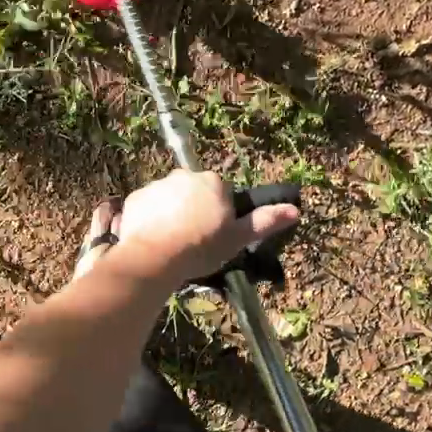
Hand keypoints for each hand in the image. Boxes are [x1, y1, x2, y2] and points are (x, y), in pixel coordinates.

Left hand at [115, 170, 298, 281]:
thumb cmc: (201, 247)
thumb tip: (294, 210)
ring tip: (172, 241)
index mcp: (212, 182)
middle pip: (194, 191)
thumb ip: (264, 221)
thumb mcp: (237, 237)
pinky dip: (150, 218)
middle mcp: (184, 176)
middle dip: (195, 208)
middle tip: (194, 238)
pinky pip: (148, 206)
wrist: (154, 255)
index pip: (220, 192)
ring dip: (172, 212)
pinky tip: (152, 238)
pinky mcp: (136, 197)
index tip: (215, 233)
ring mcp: (157, 185)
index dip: (219, 213)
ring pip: (169, 197)